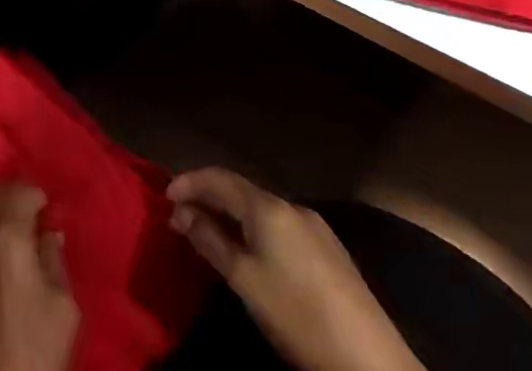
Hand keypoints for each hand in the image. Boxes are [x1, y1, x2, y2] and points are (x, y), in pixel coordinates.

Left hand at [0, 184, 79, 370]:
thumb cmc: (37, 345)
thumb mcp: (62, 301)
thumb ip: (54, 256)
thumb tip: (49, 233)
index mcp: (8, 237)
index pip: (21, 190)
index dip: (39, 195)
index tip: (51, 213)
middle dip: (18, 196)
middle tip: (37, 215)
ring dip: (1, 211)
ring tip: (22, 232)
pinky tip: (3, 250)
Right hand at [168, 168, 423, 370]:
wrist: (367, 357)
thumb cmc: (296, 313)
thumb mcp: (244, 280)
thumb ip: (211, 241)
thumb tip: (183, 214)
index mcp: (269, 208)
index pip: (220, 178)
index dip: (189, 182)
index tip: (164, 197)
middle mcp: (292, 206)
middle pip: (241, 190)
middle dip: (208, 199)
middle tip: (179, 218)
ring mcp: (314, 226)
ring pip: (260, 208)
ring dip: (230, 214)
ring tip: (206, 233)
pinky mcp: (327, 247)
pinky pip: (278, 224)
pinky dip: (253, 227)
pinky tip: (246, 248)